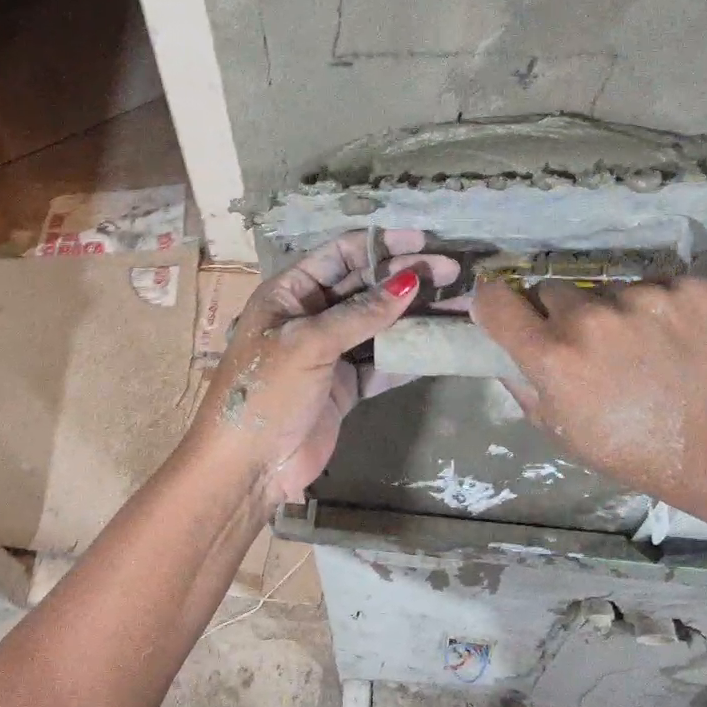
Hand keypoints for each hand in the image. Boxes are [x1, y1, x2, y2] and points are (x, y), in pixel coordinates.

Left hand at [187, 231, 458, 504]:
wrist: (247, 465)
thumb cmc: (266, 392)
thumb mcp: (309, 343)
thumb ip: (360, 313)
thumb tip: (410, 281)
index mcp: (288, 294)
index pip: (338, 256)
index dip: (379, 246)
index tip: (423, 241)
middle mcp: (309, 317)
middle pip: (363, 287)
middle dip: (405, 278)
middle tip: (452, 272)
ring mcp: (328, 353)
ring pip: (377, 326)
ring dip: (414, 317)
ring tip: (459, 305)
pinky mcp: (343, 388)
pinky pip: (381, 364)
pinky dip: (409, 356)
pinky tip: (442, 345)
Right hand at [471, 276, 706, 499]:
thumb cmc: (640, 454)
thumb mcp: (563, 434)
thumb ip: (525, 387)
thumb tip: (504, 354)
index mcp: (553, 357)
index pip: (495, 301)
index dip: (493, 304)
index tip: (503, 312)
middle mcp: (591, 318)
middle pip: (552, 292)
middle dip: (561, 316)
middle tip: (589, 348)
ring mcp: (645, 297)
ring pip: (607, 290)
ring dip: (614, 313)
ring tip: (646, 350)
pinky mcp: (691, 288)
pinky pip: (657, 286)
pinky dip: (661, 308)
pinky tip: (679, 341)